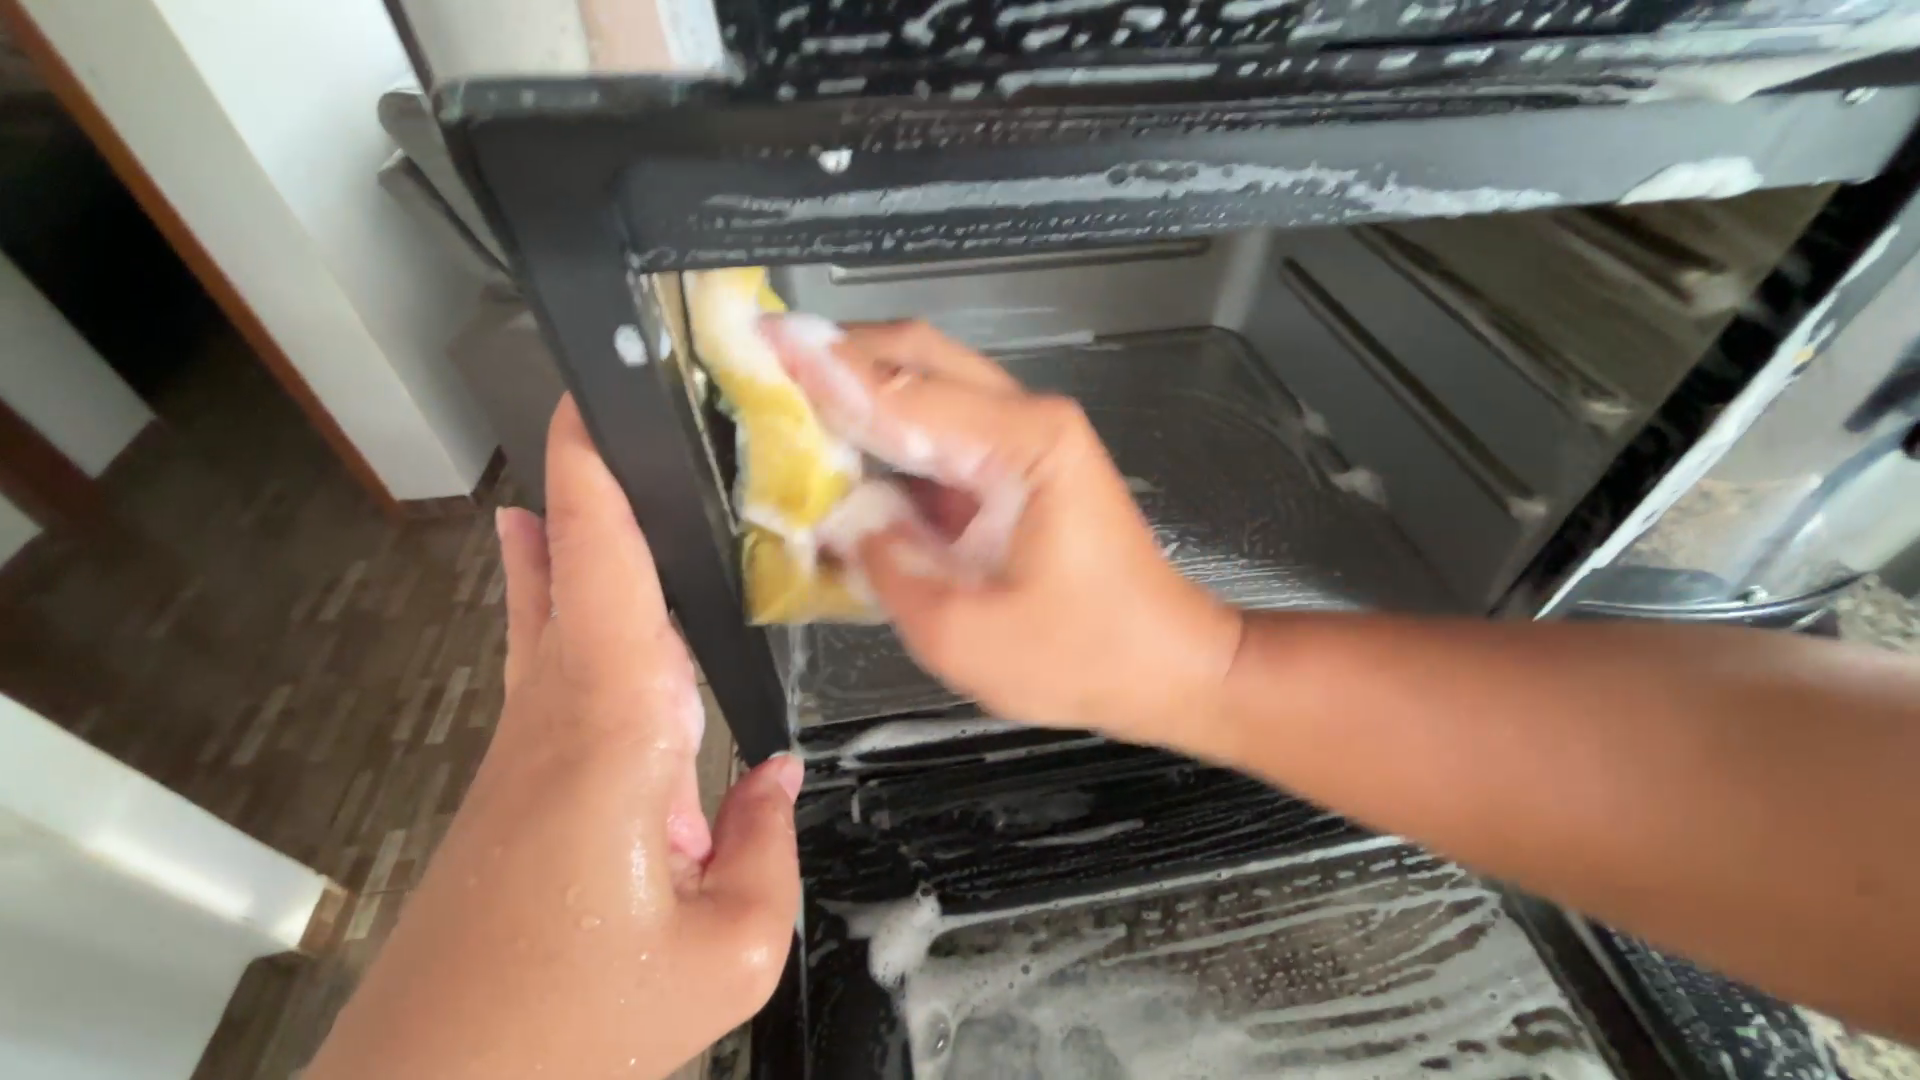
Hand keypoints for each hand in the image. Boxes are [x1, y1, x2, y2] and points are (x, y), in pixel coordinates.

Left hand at [308, 397, 801, 1079]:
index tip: (587, 411)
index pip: (600, 576)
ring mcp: (524, 759)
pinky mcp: (514, 795)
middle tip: (596, 425)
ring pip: (546, 626)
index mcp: (614, 735)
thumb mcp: (727, 952)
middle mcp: (559, 725)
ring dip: (558, 555)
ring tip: (564, 492)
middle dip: (579, 500)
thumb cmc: (577, 1026)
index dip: (592, 485)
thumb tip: (775, 776)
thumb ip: (767, 848)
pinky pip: (550, 682)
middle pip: (563, 583)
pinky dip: (562, 626)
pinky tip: (581, 629)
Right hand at [763, 316, 1242, 744]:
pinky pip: (942, 427)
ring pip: (930, 382)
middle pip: (920, 358)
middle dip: (839, 356)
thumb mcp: (963, 632)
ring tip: (789, 395)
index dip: (824, 373)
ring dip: (862, 386)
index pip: (902, 392)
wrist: (1166, 664)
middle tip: (767, 359)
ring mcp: (1027, 439)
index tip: (760, 344)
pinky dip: (889, 429)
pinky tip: (843, 446)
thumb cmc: (1083, 656)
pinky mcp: (1020, 466)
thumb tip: (843, 518)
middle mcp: (1028, 420)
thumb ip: (887, 566)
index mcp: (1023, 444)